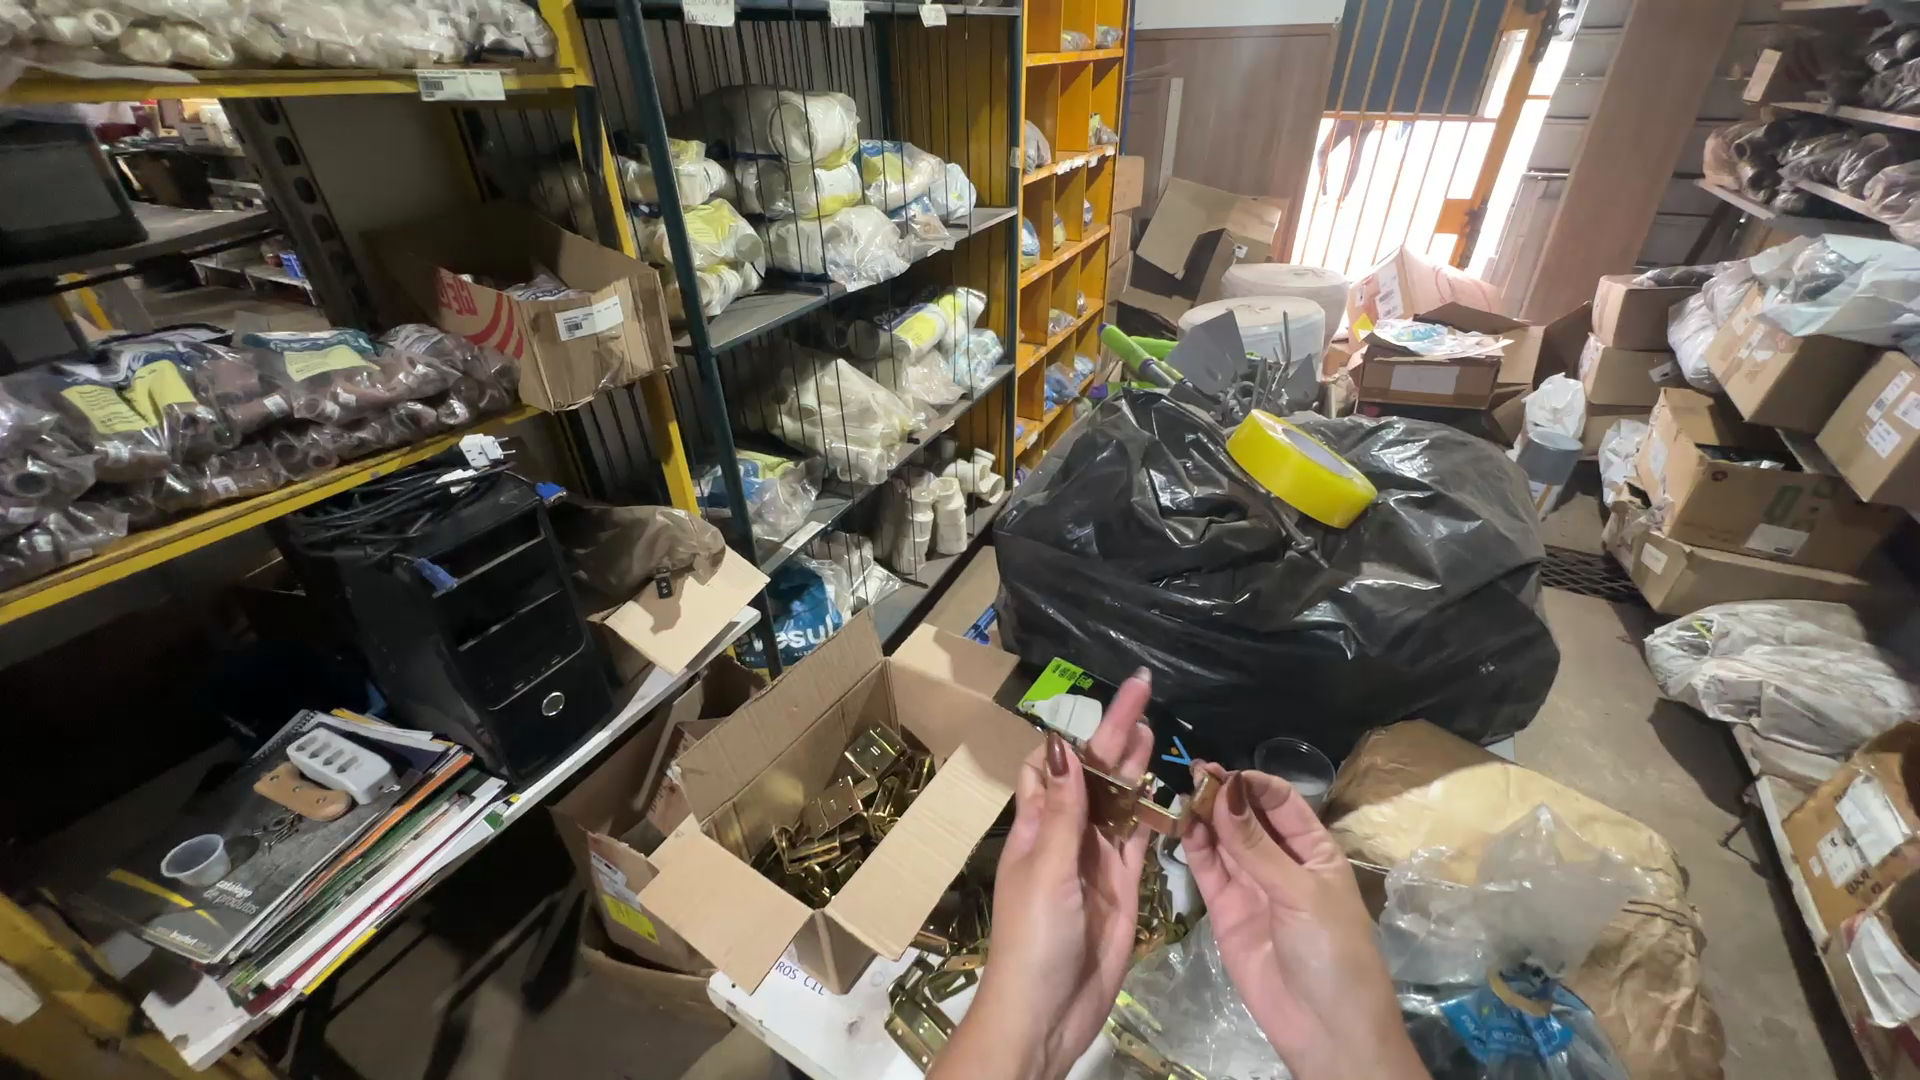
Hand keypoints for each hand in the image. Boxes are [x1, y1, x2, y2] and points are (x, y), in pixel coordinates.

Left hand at [928, 671, 1155, 1079]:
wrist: (1049, 1012)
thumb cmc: (1034, 937)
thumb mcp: (1045, 868)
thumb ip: (1061, 810)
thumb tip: (1062, 746)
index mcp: (1037, 823)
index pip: (1047, 764)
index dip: (1069, 736)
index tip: (1093, 705)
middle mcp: (1066, 832)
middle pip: (1092, 773)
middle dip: (1113, 733)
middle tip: (1140, 690)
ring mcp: (1096, 857)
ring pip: (1118, 798)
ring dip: (1132, 763)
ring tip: (1151, 724)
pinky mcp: (1123, 882)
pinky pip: (1137, 837)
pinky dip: (1149, 809)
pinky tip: (1162, 782)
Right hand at [1181, 765, 1424, 1079]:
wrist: (1327, 1035)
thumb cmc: (1334, 954)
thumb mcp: (1300, 893)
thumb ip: (1255, 844)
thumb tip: (1225, 788)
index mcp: (1313, 851)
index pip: (1281, 801)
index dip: (1253, 784)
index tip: (1224, 773)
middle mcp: (1279, 861)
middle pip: (1247, 816)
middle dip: (1223, 793)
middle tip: (1193, 771)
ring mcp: (1250, 885)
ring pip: (1223, 838)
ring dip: (1205, 814)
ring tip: (1183, 791)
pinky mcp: (1225, 908)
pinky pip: (1207, 868)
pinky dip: (1194, 844)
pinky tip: (1182, 823)